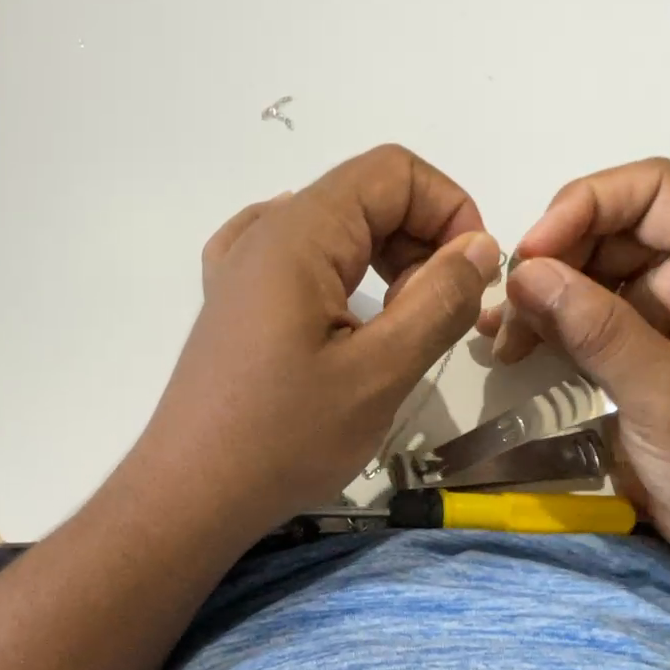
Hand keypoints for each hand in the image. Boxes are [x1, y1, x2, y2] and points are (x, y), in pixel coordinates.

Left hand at [112, 145, 501, 541]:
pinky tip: (337, 313)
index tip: (470, 279)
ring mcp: (237, 273)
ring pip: (331, 234)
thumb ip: (439, 301)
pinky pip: (293, 266)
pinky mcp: (230, 310)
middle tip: (436, 317)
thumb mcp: (378, 373)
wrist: (190, 496)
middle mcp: (261, 236)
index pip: (393, 172)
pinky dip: (333, 280)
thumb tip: (479, 248)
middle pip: (362, 198)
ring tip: (394, 332)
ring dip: (382, 267)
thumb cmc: (284, 439)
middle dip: (420, 242)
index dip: (450, 210)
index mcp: (297, 233)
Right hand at [477, 158, 669, 567]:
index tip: (528, 258)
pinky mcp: (640, 351)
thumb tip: (523, 273)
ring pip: (591, 274)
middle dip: (553, 261)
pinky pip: (585, 318)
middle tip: (505, 310)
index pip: (653, 191)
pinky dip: (547, 327)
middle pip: (613, 229)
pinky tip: (511, 348)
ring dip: (541, 298)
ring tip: (500, 339)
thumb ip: (598, 329)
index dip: (584, 207)